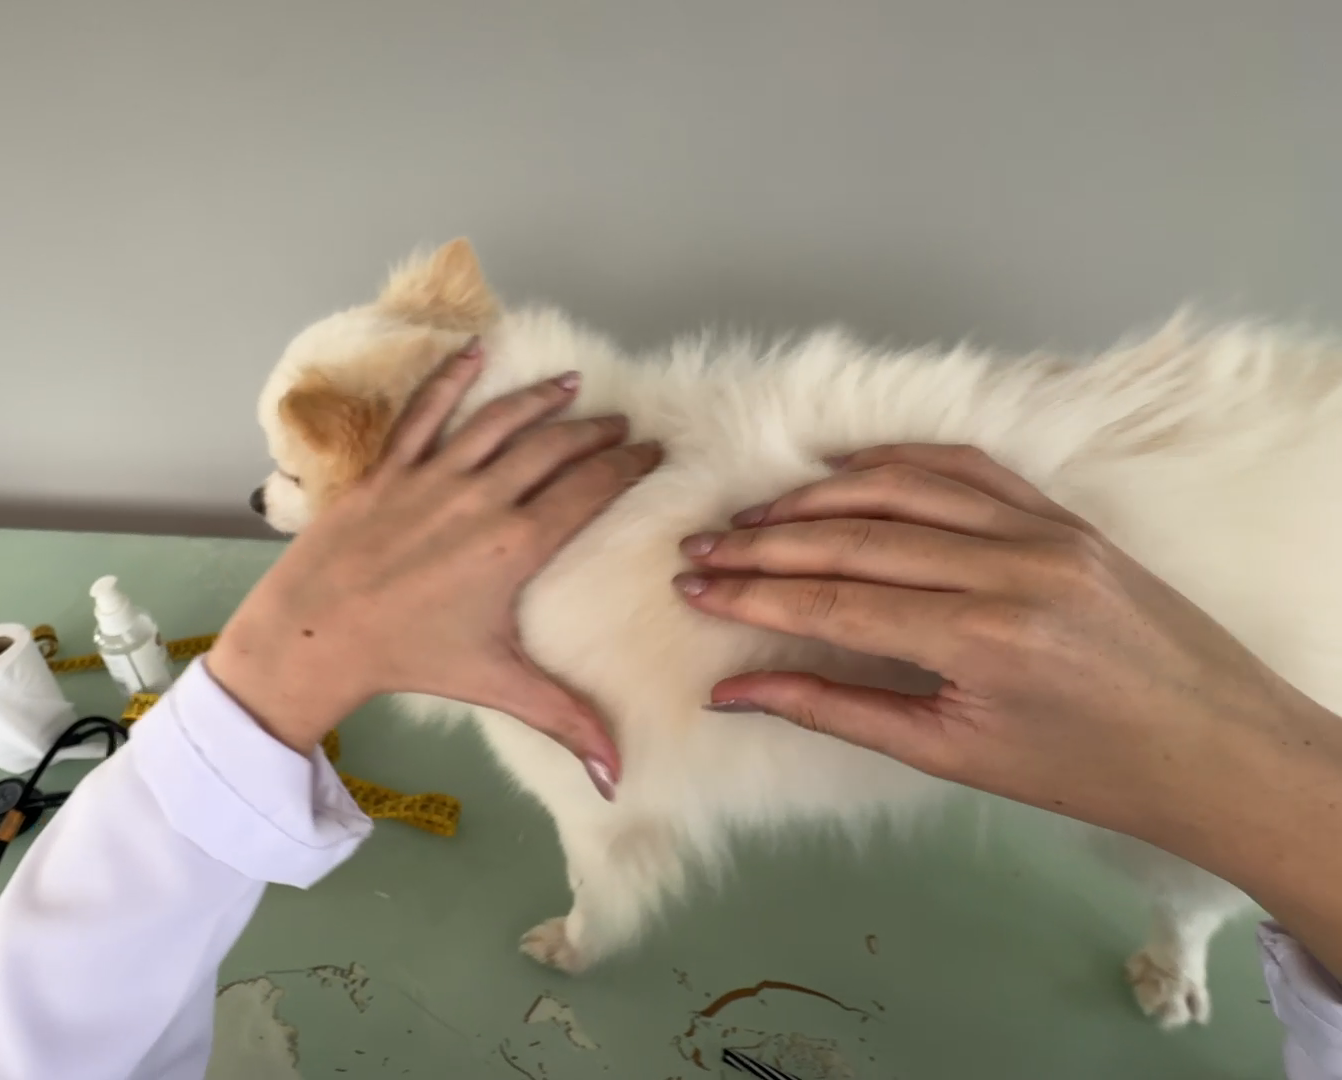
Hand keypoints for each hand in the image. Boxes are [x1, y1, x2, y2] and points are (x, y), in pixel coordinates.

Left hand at [209, 346, 661, 797]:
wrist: (318, 632)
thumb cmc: (408, 657)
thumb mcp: (495, 683)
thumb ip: (563, 720)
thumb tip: (618, 782)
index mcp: (516, 544)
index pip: (590, 490)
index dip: (626, 465)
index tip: (651, 451)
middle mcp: (481, 498)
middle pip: (555, 448)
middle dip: (595, 431)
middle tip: (620, 424)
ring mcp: (431, 476)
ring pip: (500, 422)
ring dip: (541, 399)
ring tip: (571, 385)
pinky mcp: (388, 468)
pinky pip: (424, 412)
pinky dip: (451, 378)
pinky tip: (475, 351)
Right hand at [671, 444, 1341, 859]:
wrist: (1235, 757)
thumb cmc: (1084, 771)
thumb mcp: (945, 753)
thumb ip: (827, 708)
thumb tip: (728, 693)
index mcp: (985, 640)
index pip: (831, 603)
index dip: (750, 597)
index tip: (691, 588)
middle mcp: (1013, 569)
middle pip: (852, 539)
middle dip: (760, 545)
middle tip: (697, 549)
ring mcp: (1044, 530)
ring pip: (897, 490)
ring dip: (809, 500)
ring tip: (749, 518)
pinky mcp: (1061, 514)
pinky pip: (960, 466)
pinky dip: (887, 464)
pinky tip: (836, 475)